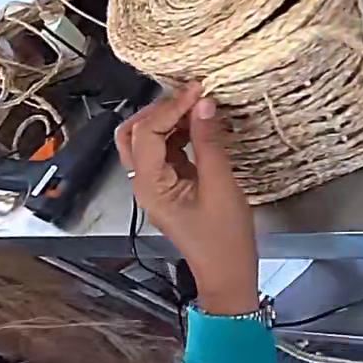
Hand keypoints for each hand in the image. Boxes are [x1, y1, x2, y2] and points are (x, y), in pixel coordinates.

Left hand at [116, 84, 258, 314]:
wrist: (228, 272)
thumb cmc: (225, 236)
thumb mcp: (220, 185)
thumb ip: (209, 142)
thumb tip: (204, 104)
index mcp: (150, 186)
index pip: (146, 133)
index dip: (170, 107)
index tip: (198, 90)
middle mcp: (144, 183)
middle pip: (133, 134)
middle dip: (159, 110)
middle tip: (192, 96)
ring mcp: (155, 184)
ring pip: (147, 141)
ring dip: (168, 120)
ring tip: (198, 107)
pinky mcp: (170, 185)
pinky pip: (165, 151)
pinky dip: (178, 133)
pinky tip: (199, 126)